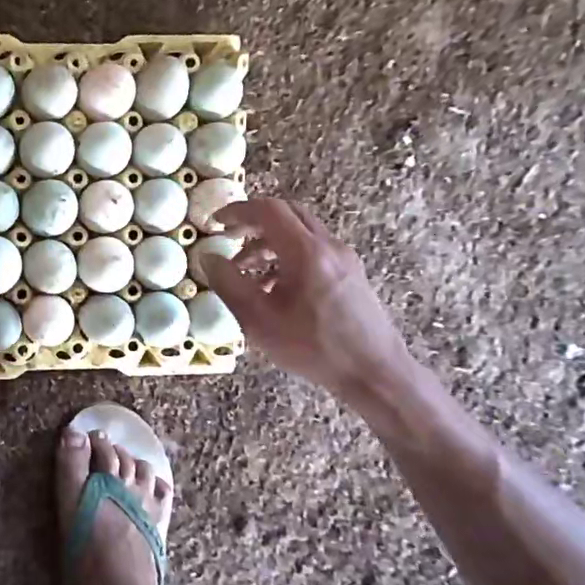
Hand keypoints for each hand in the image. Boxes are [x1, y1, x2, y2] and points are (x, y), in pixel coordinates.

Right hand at [199, 199, 414, 403]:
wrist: (375, 373)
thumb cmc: (313, 348)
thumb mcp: (258, 320)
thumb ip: (228, 283)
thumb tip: (208, 257)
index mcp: (306, 252)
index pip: (269, 210)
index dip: (238, 211)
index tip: (216, 222)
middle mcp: (328, 246)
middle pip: (288, 214)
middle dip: (254, 221)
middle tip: (230, 237)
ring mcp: (344, 259)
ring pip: (301, 234)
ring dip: (269, 243)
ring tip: (245, 271)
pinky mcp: (351, 274)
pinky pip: (313, 251)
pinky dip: (287, 257)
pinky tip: (273, 289)